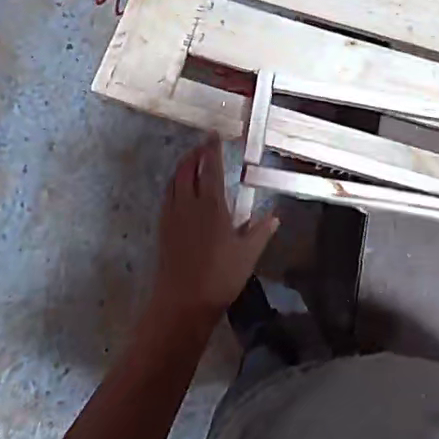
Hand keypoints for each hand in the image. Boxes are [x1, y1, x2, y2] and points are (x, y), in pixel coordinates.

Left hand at [148, 139, 278, 326]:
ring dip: (182, 165)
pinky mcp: (163, 228)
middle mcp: (188, 204)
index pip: (210, 168)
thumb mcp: (248, 254)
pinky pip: (167, 195)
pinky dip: (174, 183)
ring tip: (192, 160)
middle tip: (204, 144)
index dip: (212, 149)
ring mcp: (172, 215)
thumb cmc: (220, 277)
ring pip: (174, 180)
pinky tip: (180, 189)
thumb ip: (261, 231)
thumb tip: (274, 215)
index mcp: (211, 205)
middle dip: (195, 153)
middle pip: (186, 169)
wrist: (182, 303)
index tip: (215, 135)